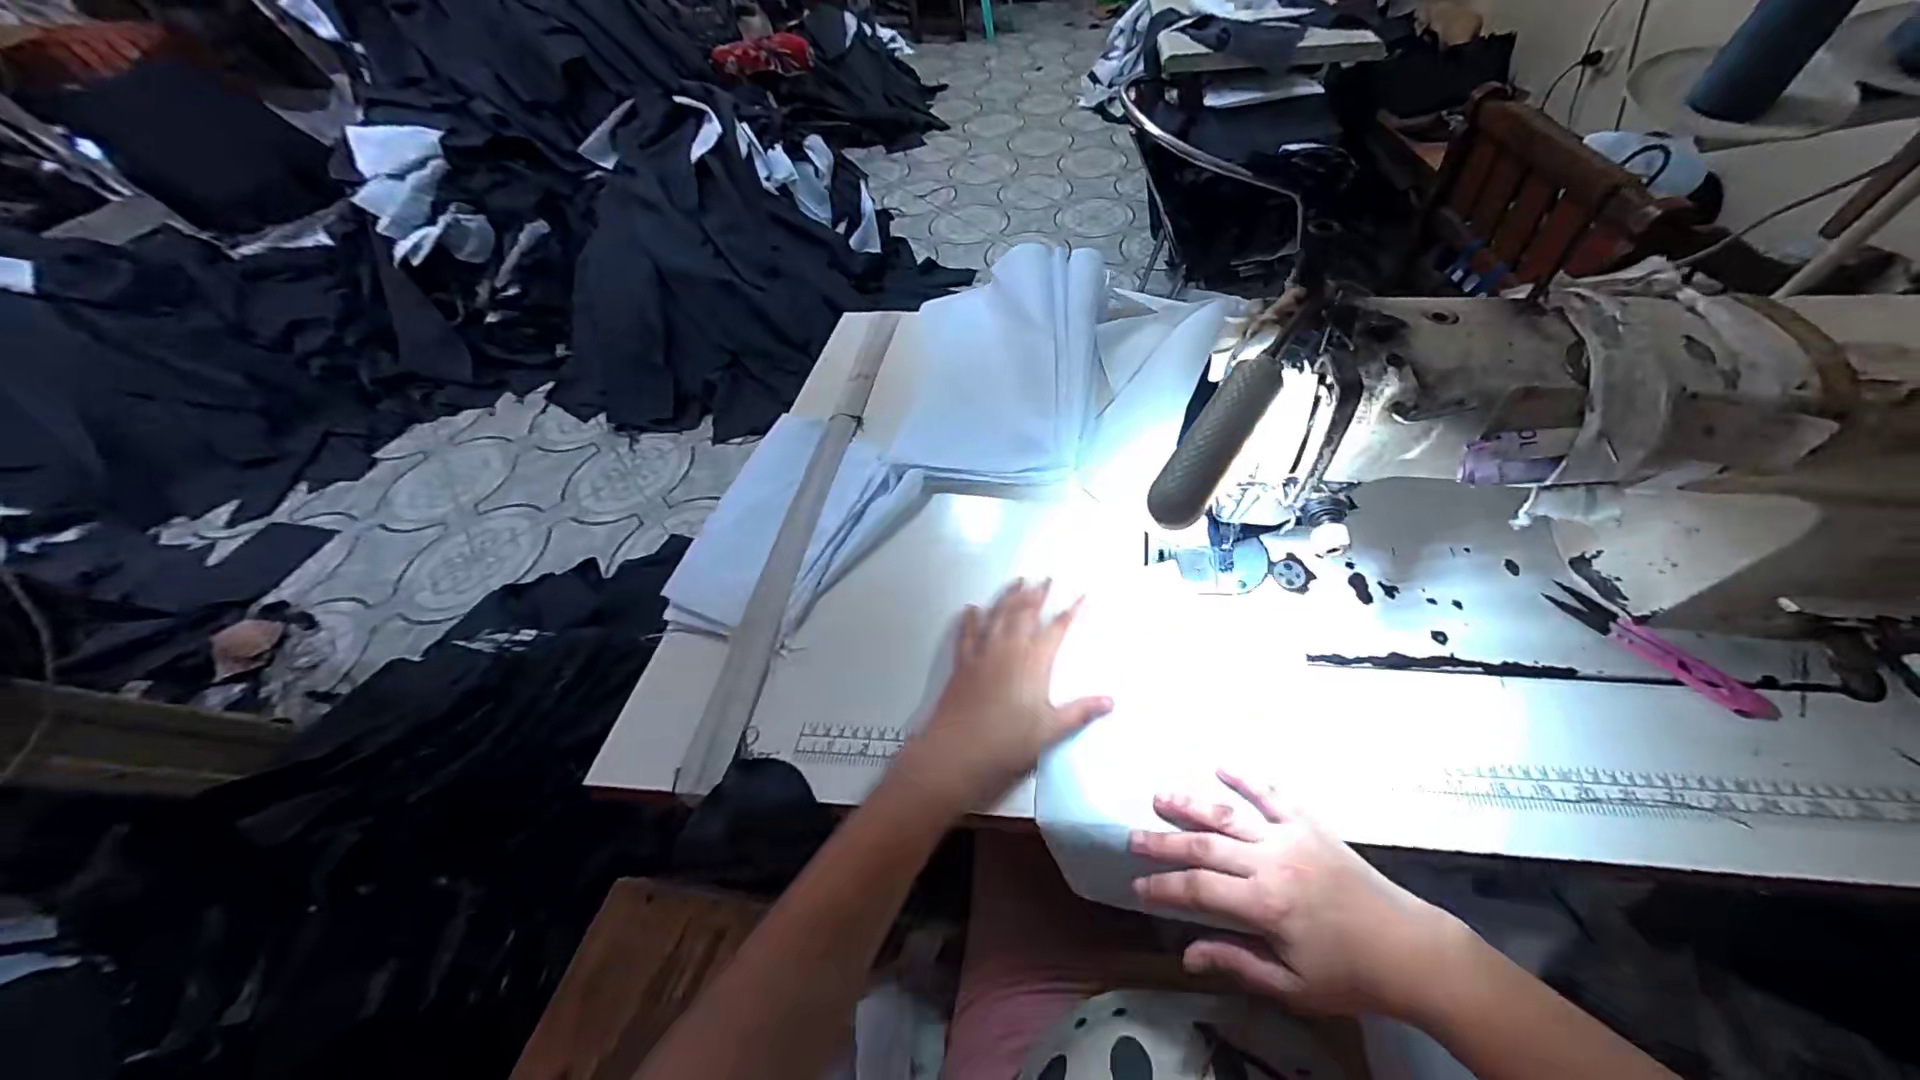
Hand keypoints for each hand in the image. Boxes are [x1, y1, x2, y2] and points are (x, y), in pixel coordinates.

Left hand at [889, 580, 1112, 816]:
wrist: (957, 752)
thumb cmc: (1008, 743)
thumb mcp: (1049, 731)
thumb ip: (1079, 713)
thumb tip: (1109, 701)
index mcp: (1034, 662)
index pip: (1057, 629)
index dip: (1071, 611)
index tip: (1082, 595)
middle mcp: (1008, 649)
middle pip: (1024, 613)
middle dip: (1036, 594)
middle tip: (1045, 579)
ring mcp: (983, 653)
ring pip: (996, 615)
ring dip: (1008, 597)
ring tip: (1017, 581)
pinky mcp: (962, 663)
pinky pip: (967, 634)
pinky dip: (971, 619)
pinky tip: (972, 608)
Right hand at [1130, 770, 1470, 1020]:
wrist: (1412, 950)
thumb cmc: (1350, 975)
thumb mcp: (1292, 985)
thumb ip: (1237, 962)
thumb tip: (1187, 955)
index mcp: (1265, 904)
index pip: (1198, 889)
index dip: (1164, 887)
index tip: (1138, 885)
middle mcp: (1271, 863)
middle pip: (1204, 845)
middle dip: (1163, 841)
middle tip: (1133, 838)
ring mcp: (1290, 838)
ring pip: (1229, 814)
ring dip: (1191, 803)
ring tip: (1160, 795)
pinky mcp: (1310, 826)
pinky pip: (1273, 795)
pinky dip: (1247, 779)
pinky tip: (1222, 765)